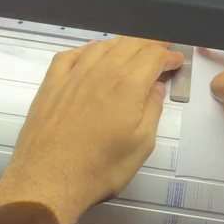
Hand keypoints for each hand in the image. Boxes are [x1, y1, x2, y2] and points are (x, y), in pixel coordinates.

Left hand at [0, 37, 185, 223]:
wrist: (48, 179)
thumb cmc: (98, 167)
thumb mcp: (141, 145)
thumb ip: (152, 110)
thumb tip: (156, 89)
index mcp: (127, 84)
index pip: (153, 56)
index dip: (168, 55)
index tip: (176, 59)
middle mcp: (100, 71)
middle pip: (129, 44)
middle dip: (149, 43)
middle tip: (160, 48)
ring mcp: (73, 75)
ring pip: (101, 46)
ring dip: (121, 43)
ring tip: (131, 49)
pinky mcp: (51, 84)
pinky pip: (70, 55)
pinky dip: (87, 49)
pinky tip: (91, 53)